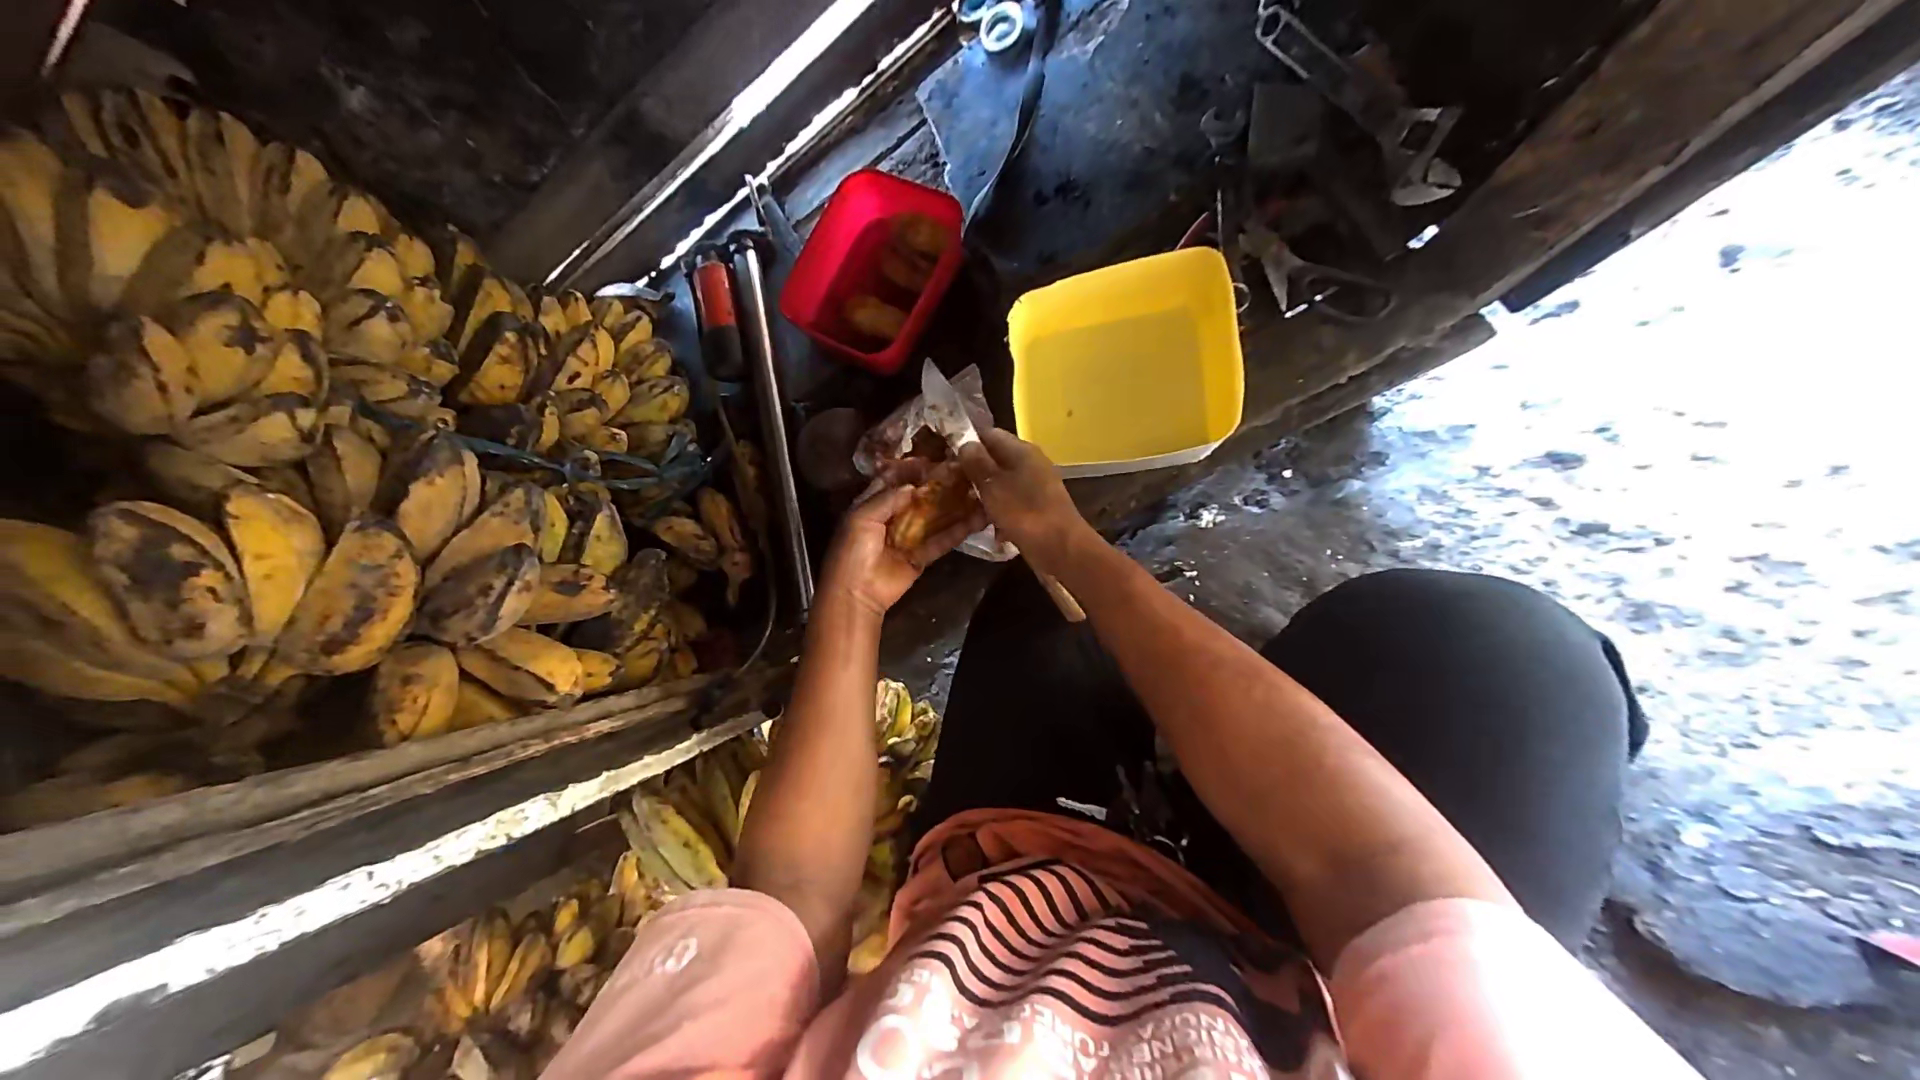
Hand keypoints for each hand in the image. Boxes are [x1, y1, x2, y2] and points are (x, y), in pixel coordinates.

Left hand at [819, 485, 985, 617]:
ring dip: (954, 505)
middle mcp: (892, 518)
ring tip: (977, 491)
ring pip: (934, 517)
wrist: (856, 593)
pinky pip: (942, 540)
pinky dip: (959, 530)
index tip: (932, 460)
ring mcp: (909, 537)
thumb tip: (913, 486)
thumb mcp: (862, 518)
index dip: (909, 470)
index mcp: (871, 505)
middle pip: (918, 497)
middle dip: (937, 485)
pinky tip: (978, 518)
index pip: (892, 481)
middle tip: (961, 472)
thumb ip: (887, 498)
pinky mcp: (922, 556)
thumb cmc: (853, 551)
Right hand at [956, 428, 1094, 570]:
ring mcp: (1035, 485)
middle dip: (972, 473)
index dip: (966, 443)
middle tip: (951, 488)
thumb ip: (976, 462)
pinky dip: (998, 512)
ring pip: (1000, 483)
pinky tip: (988, 527)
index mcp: (1020, 450)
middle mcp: (1029, 462)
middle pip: (994, 460)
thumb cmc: (1024, 512)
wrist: (1061, 547)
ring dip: (983, 496)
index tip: (946, 459)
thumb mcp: (992, 484)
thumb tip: (965, 443)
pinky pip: (1011, 503)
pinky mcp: (1037, 507)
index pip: (988, 434)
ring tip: (965, 511)